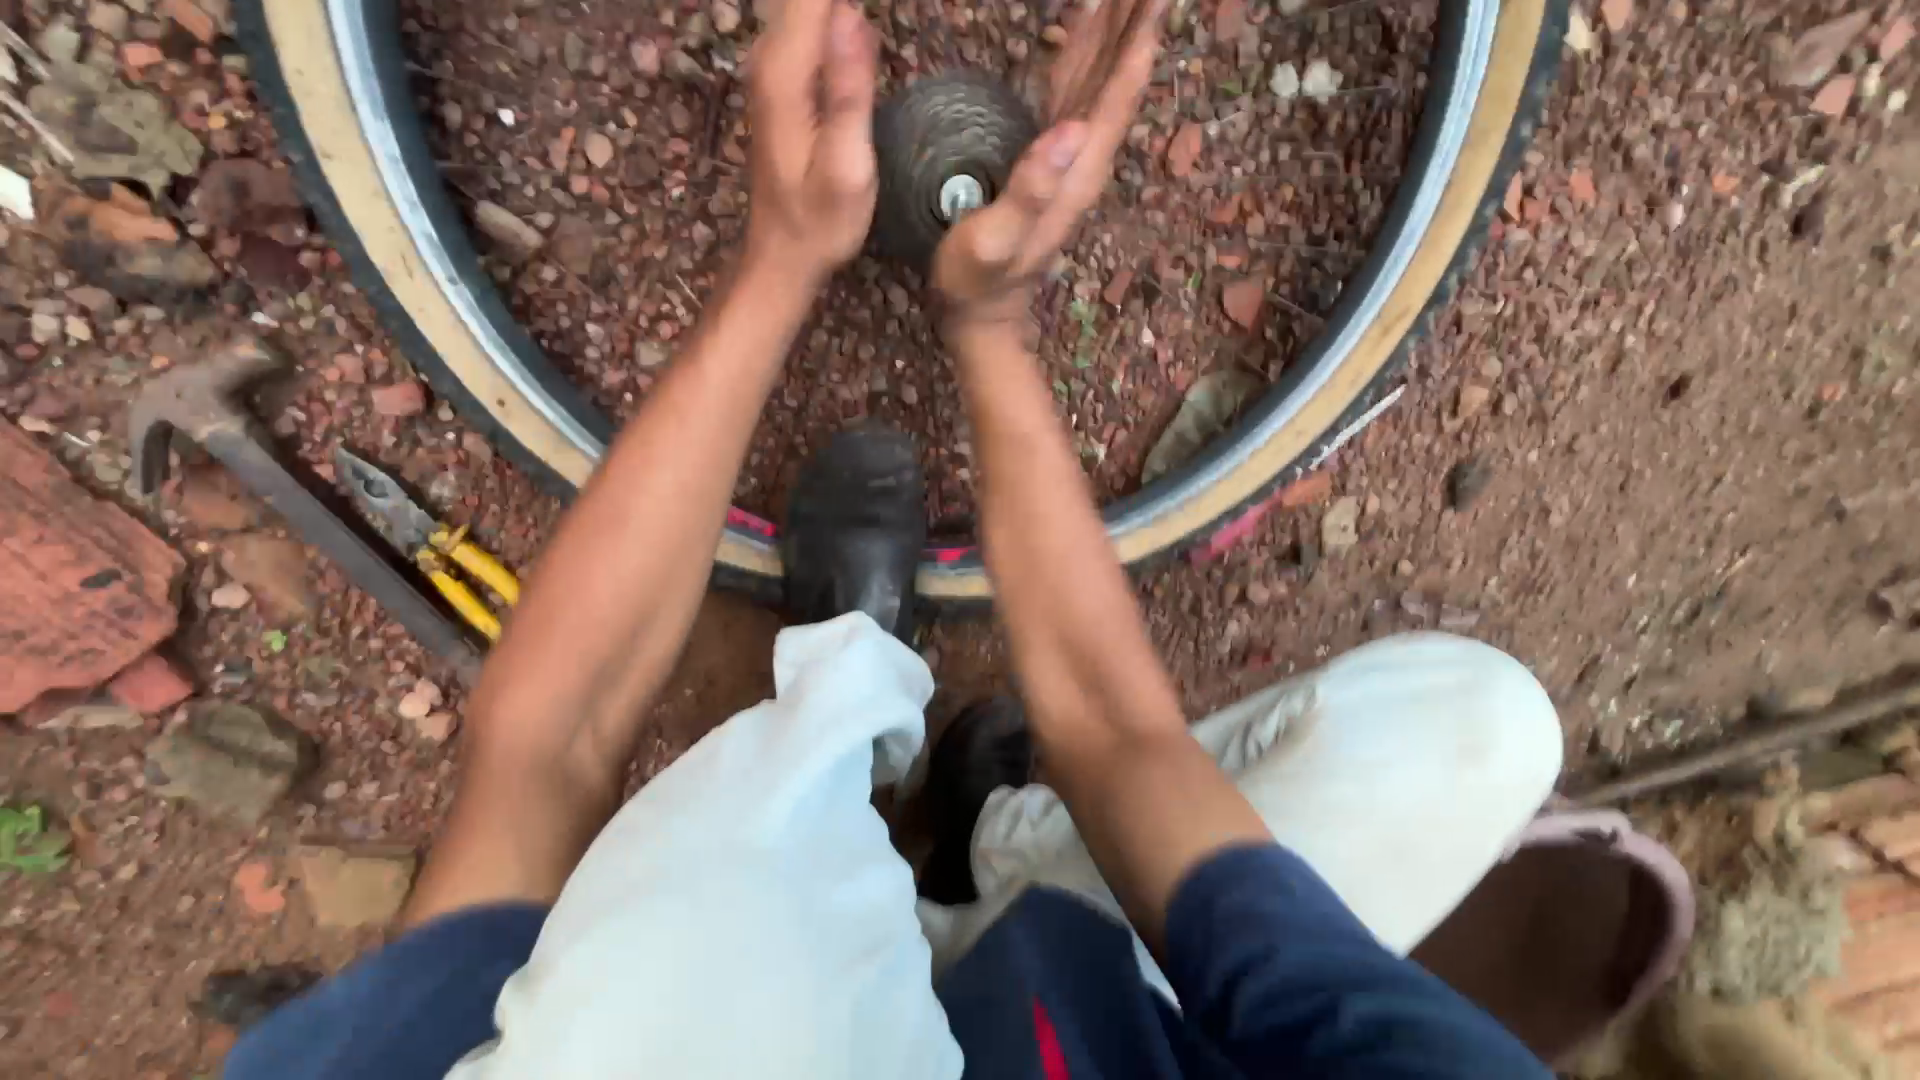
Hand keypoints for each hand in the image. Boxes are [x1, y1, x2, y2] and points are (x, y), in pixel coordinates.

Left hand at [743, 0, 880, 286]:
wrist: (783, 255)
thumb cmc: (819, 223)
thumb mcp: (846, 166)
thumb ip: (848, 90)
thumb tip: (852, 14)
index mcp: (784, 74)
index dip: (847, 4)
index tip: (877, 29)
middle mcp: (769, 60)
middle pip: (809, 0)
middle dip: (845, 9)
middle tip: (879, 48)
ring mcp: (771, 70)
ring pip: (808, 11)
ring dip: (840, 16)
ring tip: (873, 49)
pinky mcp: (781, 84)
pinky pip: (808, 31)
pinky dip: (834, 29)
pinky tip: (858, 47)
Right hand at [930, 0, 1164, 338]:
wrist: (979, 312)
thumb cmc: (979, 281)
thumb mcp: (997, 240)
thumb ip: (1032, 189)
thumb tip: (1073, 131)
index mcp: (1079, 172)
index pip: (1118, 94)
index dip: (1138, 39)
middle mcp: (1083, 158)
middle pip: (1117, 77)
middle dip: (1134, 20)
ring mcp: (1066, 157)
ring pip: (1097, 79)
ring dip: (1112, 29)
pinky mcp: (1045, 157)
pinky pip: (1071, 93)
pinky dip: (1080, 53)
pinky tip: (1080, 26)